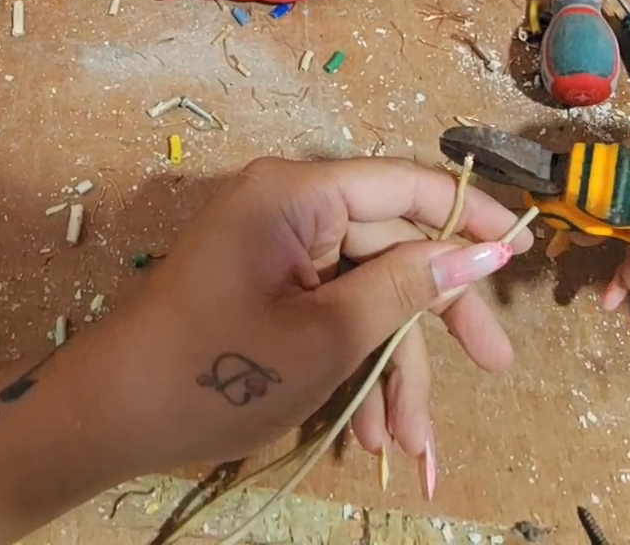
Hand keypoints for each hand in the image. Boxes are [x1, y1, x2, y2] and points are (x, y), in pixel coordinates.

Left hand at [88, 157, 532, 495]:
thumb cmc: (215, 371)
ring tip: (409, 445)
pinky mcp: (266, 280)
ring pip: (360, 289)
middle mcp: (288, 205)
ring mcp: (275, 244)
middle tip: (493, 365)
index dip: (467, 214)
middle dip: (432, 318)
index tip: (520, 249)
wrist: (109, 415)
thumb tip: (484, 252)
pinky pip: (326, 306)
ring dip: (390, 363)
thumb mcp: (327, 336)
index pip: (402, 183)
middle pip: (387, 245)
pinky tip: (366, 430)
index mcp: (297, 193)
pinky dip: (350, 361)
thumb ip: (408, 286)